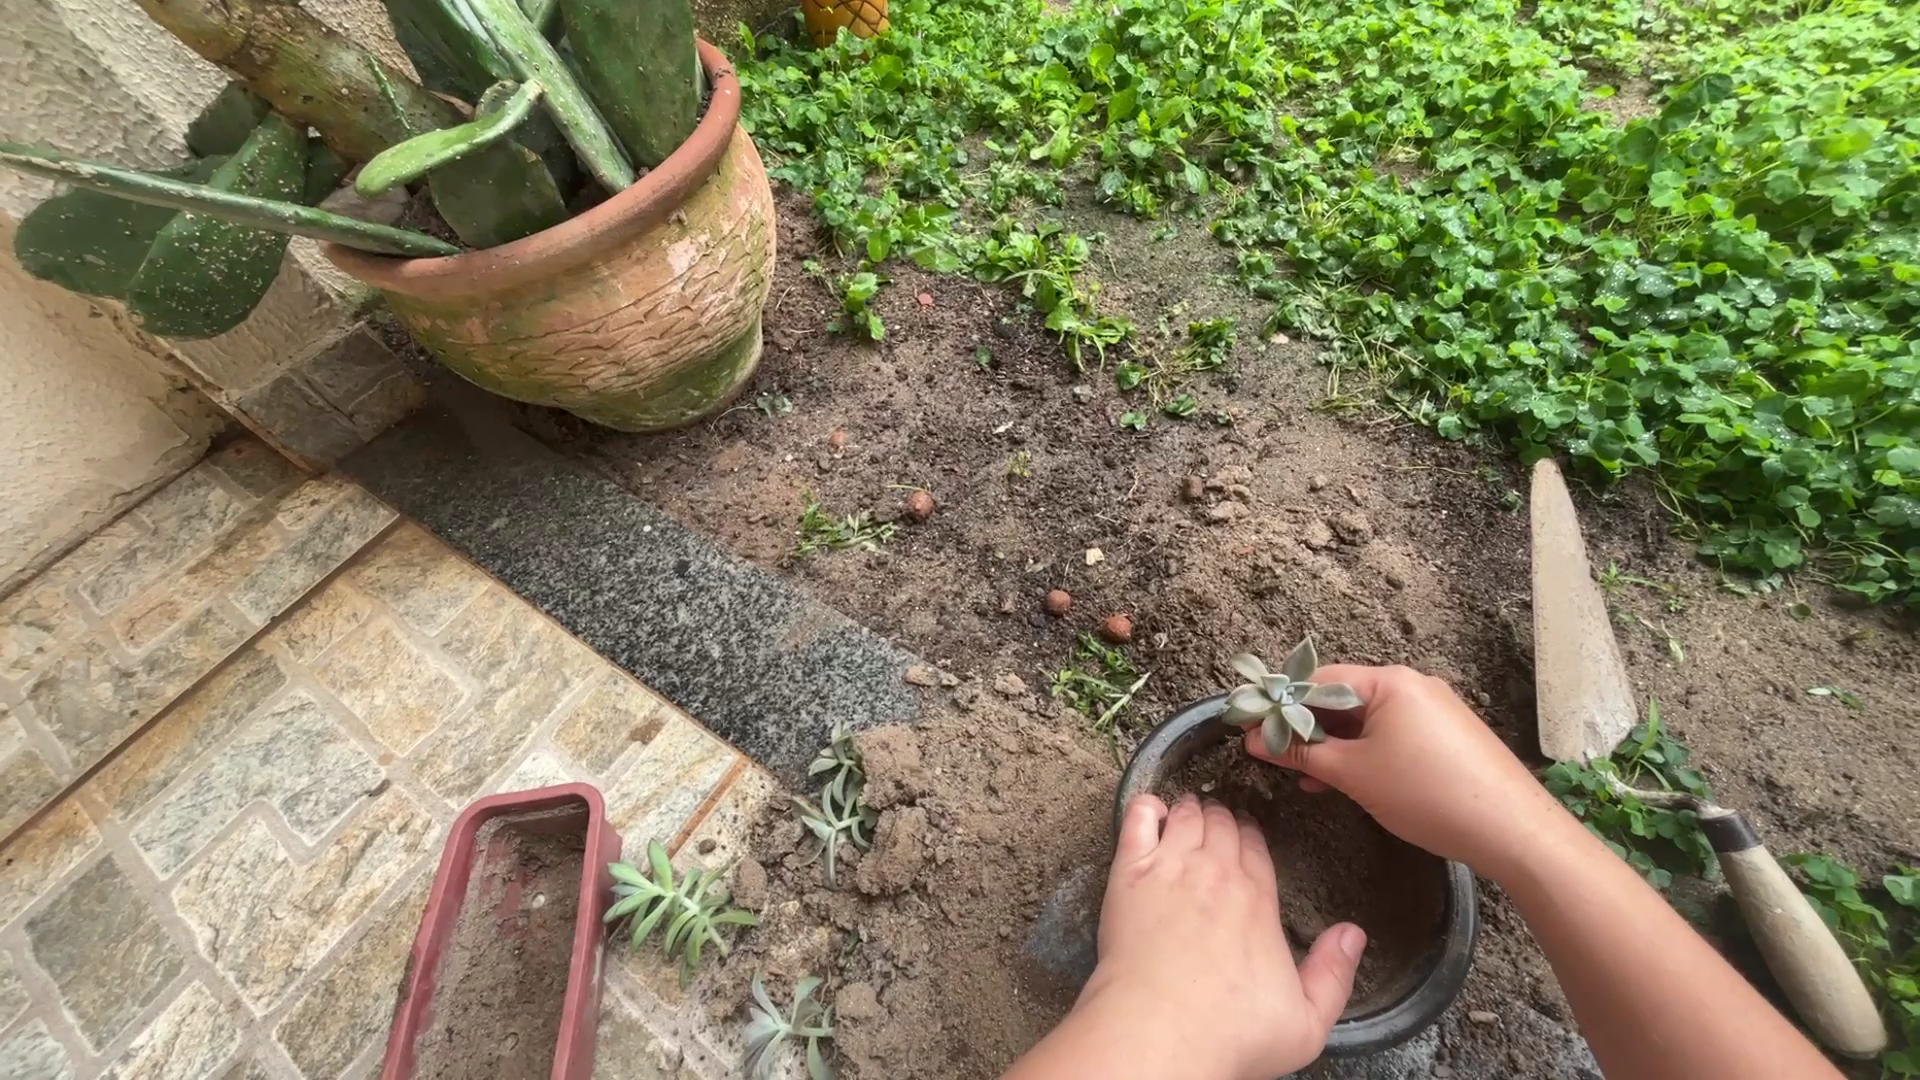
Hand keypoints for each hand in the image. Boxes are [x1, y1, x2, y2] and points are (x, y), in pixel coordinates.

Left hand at [1075, 793, 1365, 1079]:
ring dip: (1191, 808)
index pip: (1255, 845)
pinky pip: (1139, 818)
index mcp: (1257, 899)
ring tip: (1190, 808)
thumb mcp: (1307, 1022)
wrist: (1160, 1028)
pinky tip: (1153, 809)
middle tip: (1216, 818)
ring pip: (1186, 816)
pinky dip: (1148, 806)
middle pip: (1221, 823)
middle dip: (1221, 816)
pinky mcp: (1130, 869)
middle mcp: (1215, 870)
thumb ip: (1334, 973)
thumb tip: (1354, 932)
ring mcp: (1170, 865)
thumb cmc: (1231, 1032)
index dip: (1250, 834)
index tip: (1245, 831)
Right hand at [1245, 664, 1575, 882]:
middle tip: (1274, 753)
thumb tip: (1251, 741)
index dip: (1280, 704)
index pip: (1317, 680)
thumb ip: (1298, 752)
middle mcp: (1411, 686)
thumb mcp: (1352, 773)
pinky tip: (1345, 781)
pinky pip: (1389, 735)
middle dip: (1306, 728)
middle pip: (1341, 698)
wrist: (1518, 835)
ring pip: (1364, 721)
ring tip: (1306, 776)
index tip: (1251, 725)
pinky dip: (1362, 753)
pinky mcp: (1446, 737)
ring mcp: (1432, 711)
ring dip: (1332, 746)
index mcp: (1389, 682)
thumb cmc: (1427, 794)